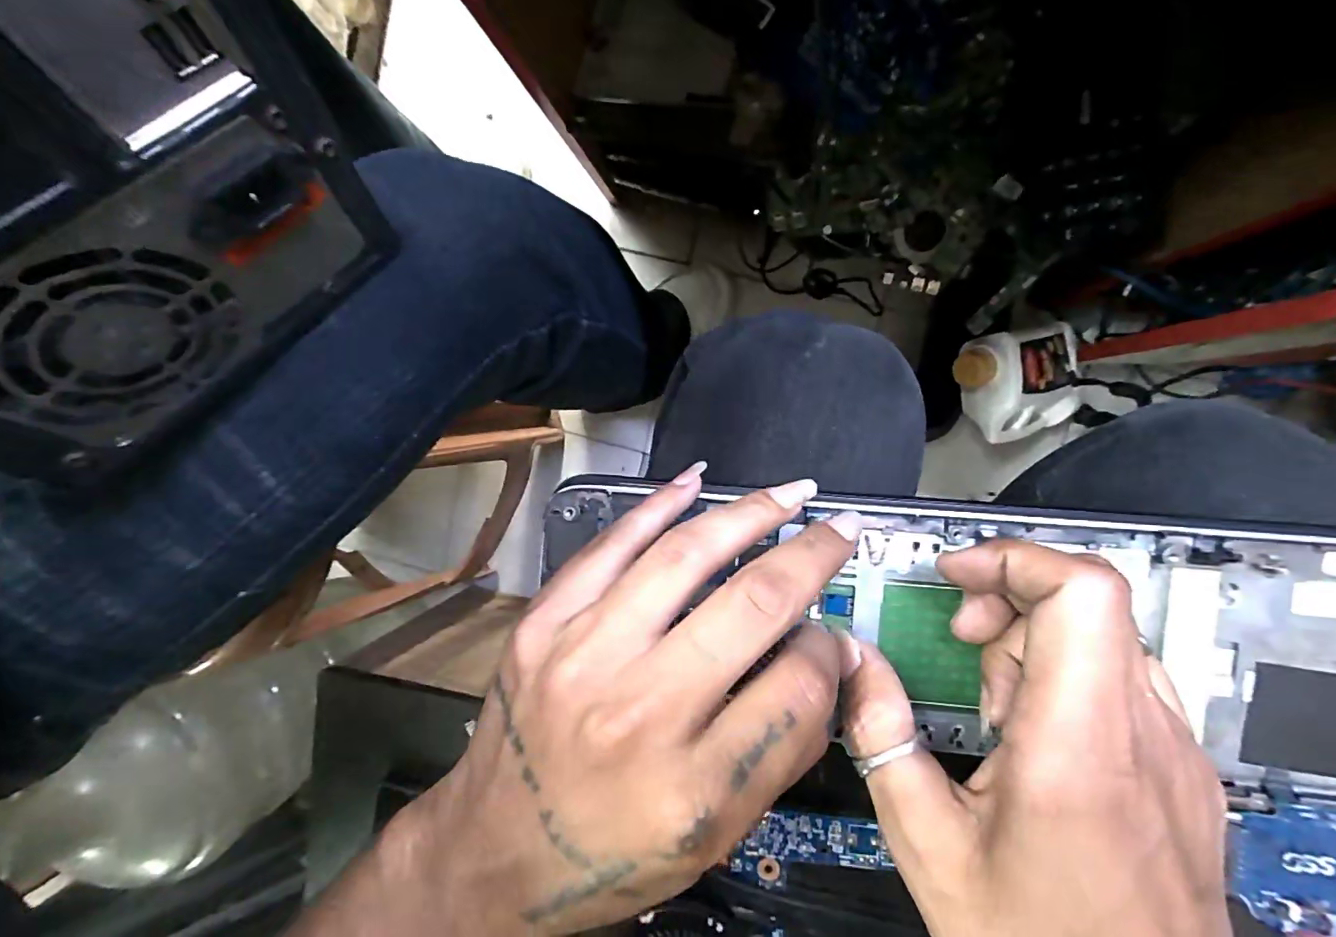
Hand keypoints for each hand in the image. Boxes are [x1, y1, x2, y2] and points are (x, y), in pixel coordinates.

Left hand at [292, 466, 861, 935]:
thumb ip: (785, 742)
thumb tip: (827, 648)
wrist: (494, 853)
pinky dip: (658, 506)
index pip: (796, 687)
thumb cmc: (617, 851)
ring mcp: (583, 658)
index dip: (828, 651)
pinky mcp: (543, 626)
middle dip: (812, 556)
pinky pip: (611, 547)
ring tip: (793, 492)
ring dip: (750, 513)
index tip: (831, 636)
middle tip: (841, 528)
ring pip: (685, 557)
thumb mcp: (718, 831)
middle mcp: (640, 713)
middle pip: (752, 605)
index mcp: (693, 786)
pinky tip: (698, 482)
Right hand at [841, 539, 1229, 936]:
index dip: (1014, 558)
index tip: (957, 574)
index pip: (1081, 590)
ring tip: (998, 710)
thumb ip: (884, 740)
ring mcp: (1177, 748)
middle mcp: (1145, 733)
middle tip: (963, 640)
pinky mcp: (1186, 765)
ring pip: (1102, 632)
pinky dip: (1070, 673)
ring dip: (1036, 641)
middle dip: (1009, 600)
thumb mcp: (933, 851)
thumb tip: (855, 661)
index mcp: (1080, 747)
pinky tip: (1040, 736)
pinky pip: (1124, 674)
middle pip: (1084, 599)